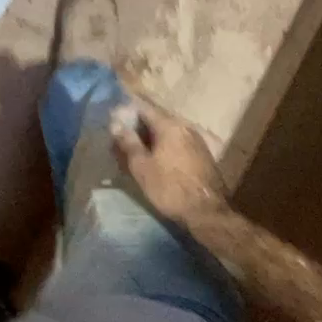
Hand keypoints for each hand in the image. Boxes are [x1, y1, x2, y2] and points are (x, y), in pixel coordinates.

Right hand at [111, 98, 228, 222]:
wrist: (208, 214)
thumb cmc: (170, 188)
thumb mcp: (141, 166)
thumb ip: (128, 142)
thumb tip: (116, 124)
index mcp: (169, 125)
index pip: (143, 108)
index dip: (126, 112)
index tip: (113, 121)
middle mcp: (185, 127)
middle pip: (156, 119)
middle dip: (138, 126)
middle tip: (122, 138)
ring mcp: (197, 141)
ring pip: (168, 132)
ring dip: (151, 138)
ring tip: (136, 150)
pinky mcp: (203, 155)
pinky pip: (178, 143)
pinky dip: (164, 146)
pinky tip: (156, 159)